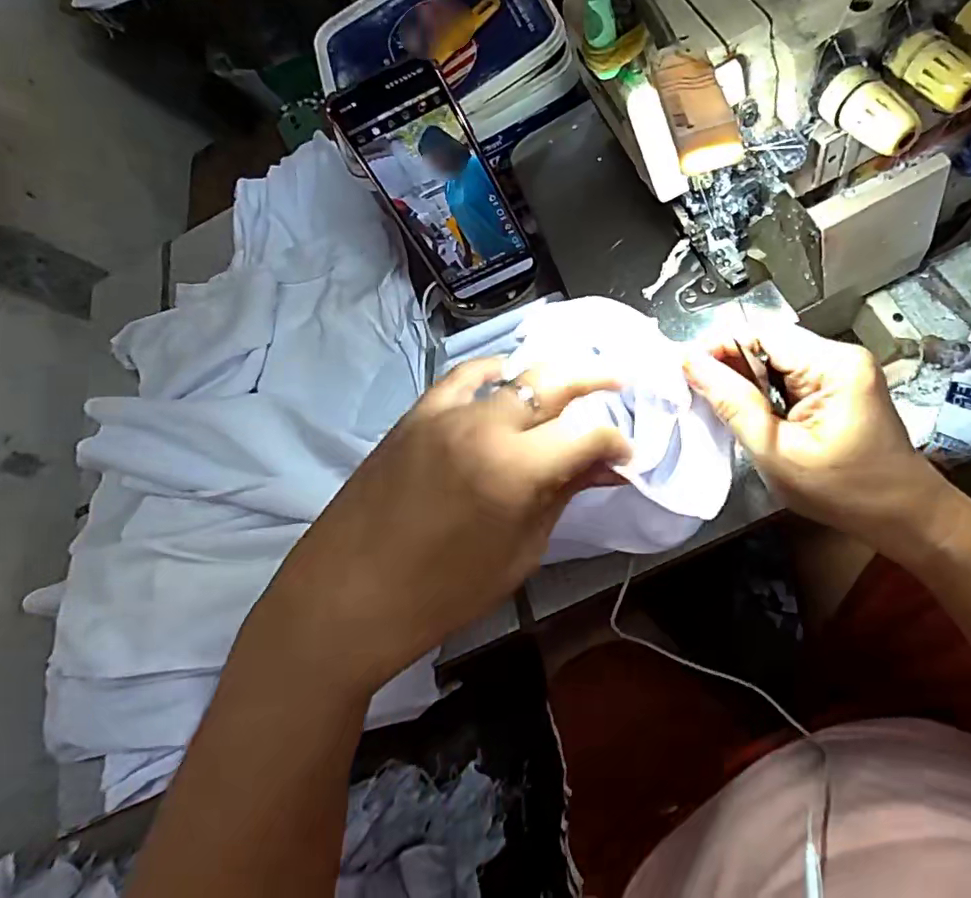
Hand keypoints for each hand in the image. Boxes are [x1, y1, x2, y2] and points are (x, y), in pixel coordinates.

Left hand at [254, 356, 630, 688]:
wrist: (345, 598)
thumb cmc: (442, 593)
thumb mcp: (520, 552)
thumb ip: (563, 496)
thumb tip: (603, 467)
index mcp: (516, 469)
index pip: (586, 435)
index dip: (615, 442)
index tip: (625, 456)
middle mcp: (484, 426)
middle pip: (554, 382)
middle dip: (594, 381)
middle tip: (618, 387)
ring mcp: (445, 413)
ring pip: (512, 372)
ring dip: (548, 374)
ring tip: (569, 383)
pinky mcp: (416, 415)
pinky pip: (464, 377)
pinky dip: (494, 373)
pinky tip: (506, 381)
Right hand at [683, 324, 954, 562]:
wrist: (903, 516)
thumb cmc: (846, 492)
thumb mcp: (777, 452)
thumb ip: (732, 404)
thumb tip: (692, 363)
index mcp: (833, 365)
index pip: (761, 334)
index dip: (721, 349)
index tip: (689, 372)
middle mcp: (842, 356)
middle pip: (769, 343)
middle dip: (734, 369)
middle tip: (707, 399)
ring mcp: (844, 369)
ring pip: (776, 360)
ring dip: (750, 383)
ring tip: (734, 414)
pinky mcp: (841, 385)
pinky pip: (792, 376)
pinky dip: (769, 393)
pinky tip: (760, 418)